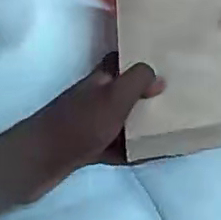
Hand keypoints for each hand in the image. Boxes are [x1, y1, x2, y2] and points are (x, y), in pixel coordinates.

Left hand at [0, 58, 162, 200]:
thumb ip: (137, 81)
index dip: (142, 58)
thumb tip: (159, 76)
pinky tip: (155, 154)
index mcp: (101, 79)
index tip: (169, 62)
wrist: (40, 160)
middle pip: (127, 91)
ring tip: (174, 127)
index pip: (122, 60)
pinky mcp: (89, 149)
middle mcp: (96, 97)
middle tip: (180, 98)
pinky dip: (135, 150)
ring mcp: (92, 123)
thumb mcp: (113, 97)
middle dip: (150, 95)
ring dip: (145, 124)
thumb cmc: (79, 124)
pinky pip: (119, 147)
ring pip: (125, 120)